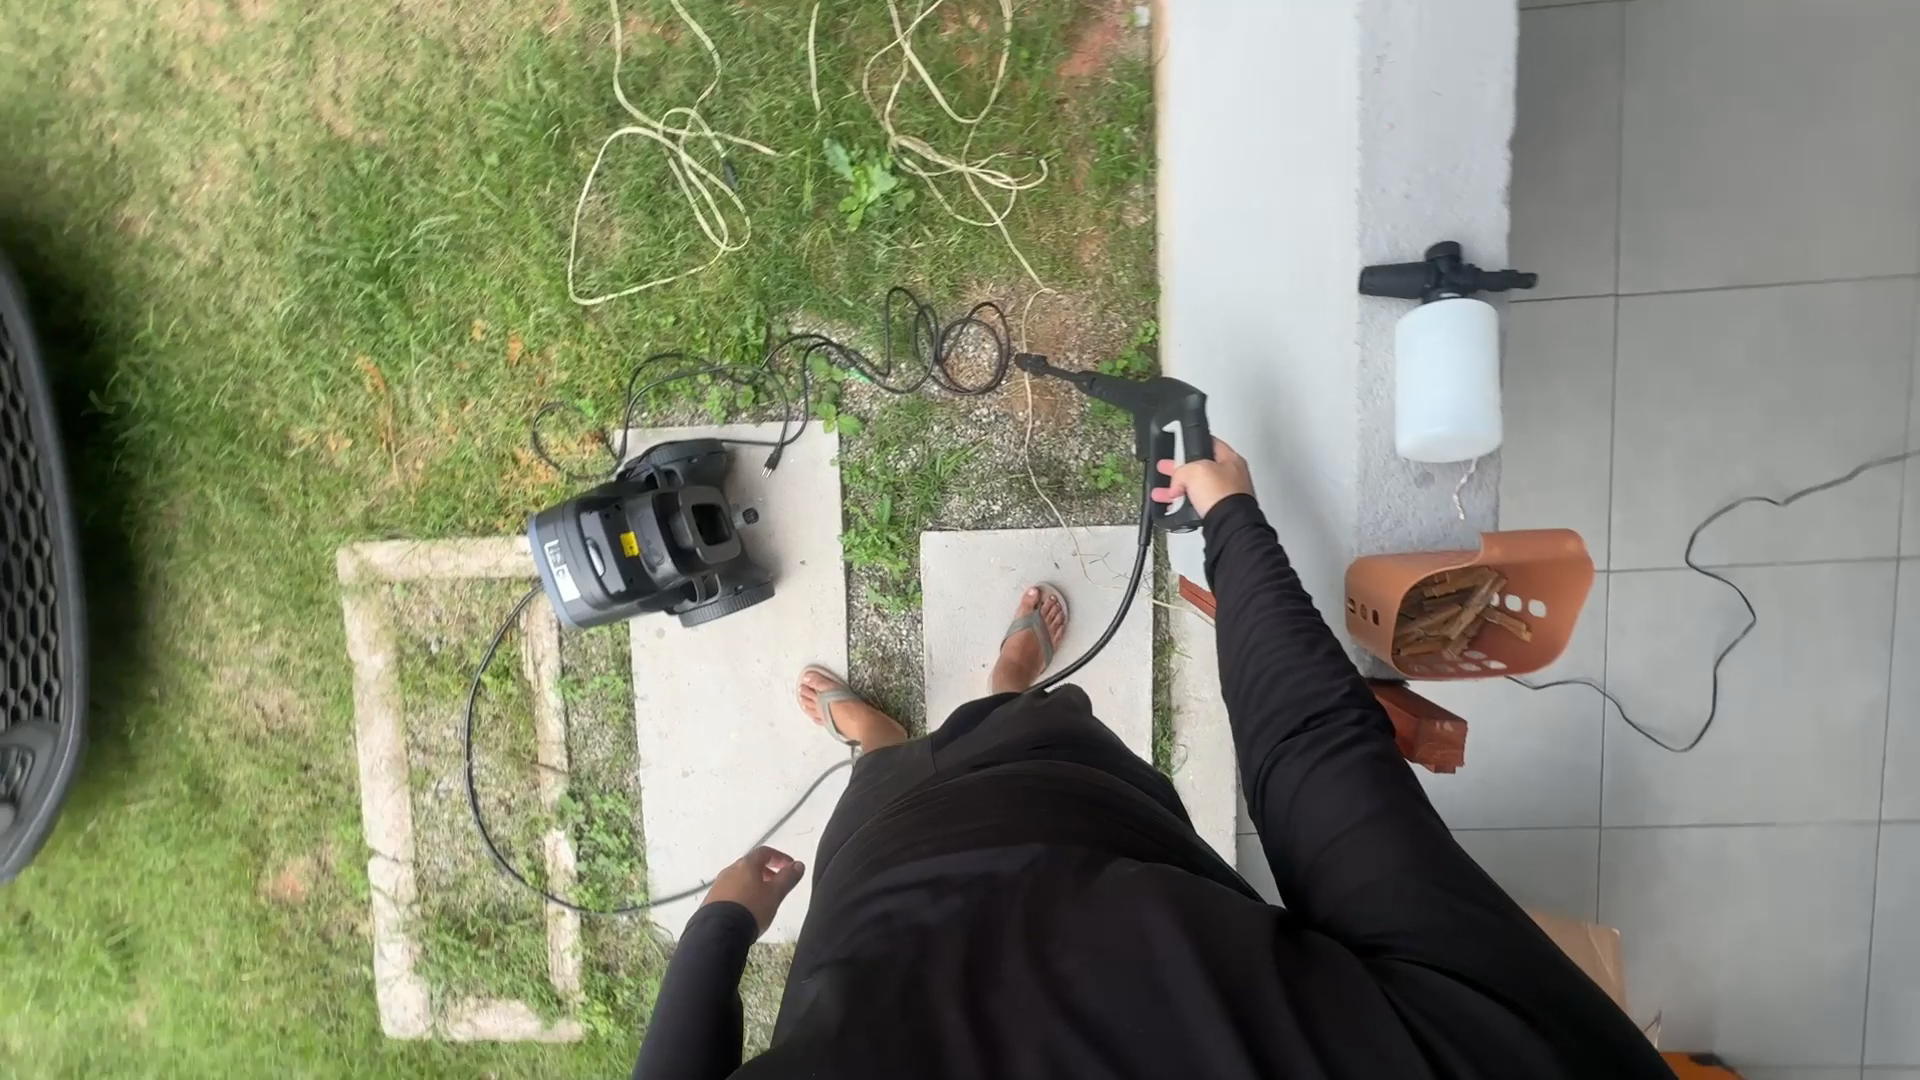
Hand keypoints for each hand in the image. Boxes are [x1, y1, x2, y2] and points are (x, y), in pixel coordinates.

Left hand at [703, 846, 804, 934]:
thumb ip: (788, 878)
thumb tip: (798, 866)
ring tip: (761, 899)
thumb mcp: (775, 894)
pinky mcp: (710, 902)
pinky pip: (729, 893)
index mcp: (747, 864)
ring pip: (738, 879)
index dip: (780, 857)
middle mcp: (730, 871)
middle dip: (765, 871)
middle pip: (750, 865)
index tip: (789, 866)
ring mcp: (718, 886)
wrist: (718, 933)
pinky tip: (745, 910)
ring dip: (752, 884)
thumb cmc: (750, 909)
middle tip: (775, 882)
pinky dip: (740, 896)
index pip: (765, 852)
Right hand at [1152, 437, 1254, 518]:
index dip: (1194, 443)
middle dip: (1180, 470)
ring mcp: (1227, 494)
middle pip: (1201, 467)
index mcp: (1230, 459)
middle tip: (1167, 468)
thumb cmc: (1222, 494)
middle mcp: (1232, 476)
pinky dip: (1186, 505)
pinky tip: (1176, 507)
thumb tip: (1176, 482)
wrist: (1229, 523)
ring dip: (1179, 489)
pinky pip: (1199, 504)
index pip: (1210, 443)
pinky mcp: (1221, 510)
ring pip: (1198, 488)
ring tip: (1163, 492)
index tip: (1184, 446)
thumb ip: (1181, 470)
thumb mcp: (1194, 470)